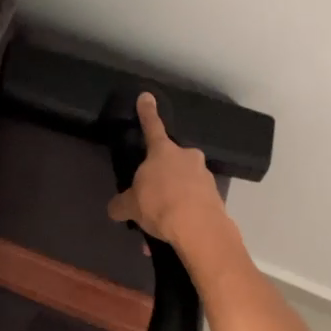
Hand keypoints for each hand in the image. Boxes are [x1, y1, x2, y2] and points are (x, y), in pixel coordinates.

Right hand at [106, 92, 229, 246]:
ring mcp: (204, 176)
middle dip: (161, 177)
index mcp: (163, 152)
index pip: (152, 126)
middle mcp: (187, 157)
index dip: (147, 112)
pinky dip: (182, 216)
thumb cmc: (160, 205)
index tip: (146, 96)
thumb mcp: (131, 206)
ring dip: (171, 201)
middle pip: (170, 162)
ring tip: (159, 226)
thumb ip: (121, 204)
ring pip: (182, 185)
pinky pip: (192, 203)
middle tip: (149, 198)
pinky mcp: (215, 197)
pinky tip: (171, 234)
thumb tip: (115, 208)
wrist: (199, 229)